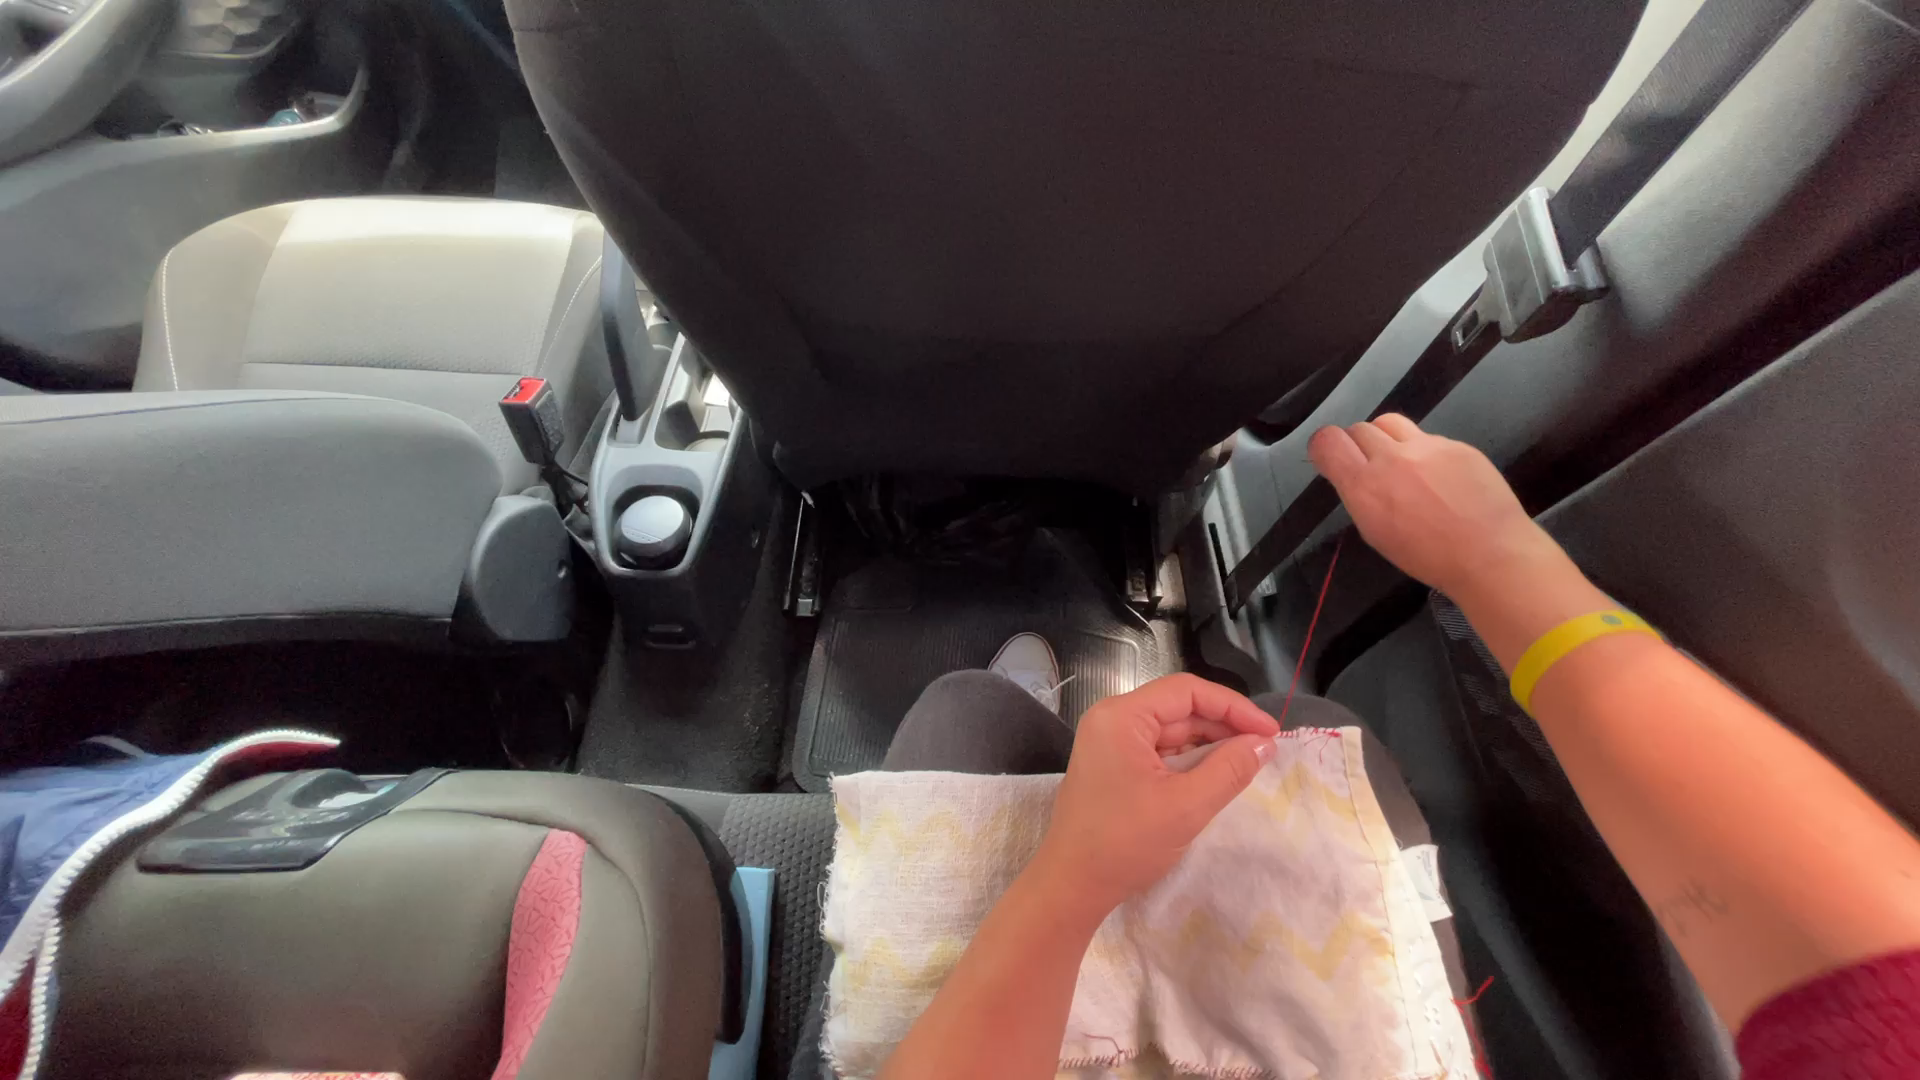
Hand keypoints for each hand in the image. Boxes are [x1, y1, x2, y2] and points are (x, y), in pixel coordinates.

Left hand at [1029, 674, 1277, 916]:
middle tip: (1266, 747)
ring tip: (1248, 760)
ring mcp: (1109, 741)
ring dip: (1208, 742)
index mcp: (1121, 716)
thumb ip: (1229, 769)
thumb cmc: (1126, 842)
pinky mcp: (1113, 763)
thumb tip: (1264, 743)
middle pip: (1177, 707)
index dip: (1232, 706)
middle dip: (1223, 724)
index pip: (1185, 691)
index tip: (1271, 730)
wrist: (1073, 883)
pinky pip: (1157, 748)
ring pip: (1169, 729)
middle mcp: (1111, 718)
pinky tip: (1215, 772)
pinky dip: (1188, 758)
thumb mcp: (1186, 806)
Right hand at [1308, 414, 1559, 597]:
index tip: (1329, 458)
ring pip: (1389, 423)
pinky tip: (1438, 478)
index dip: (1323, 446)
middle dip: (1356, 445)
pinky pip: (1426, 438)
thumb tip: (1353, 475)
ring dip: (1385, 438)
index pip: (1328, 441)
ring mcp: (1427, 447)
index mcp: (1363, 484)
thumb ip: (1358, 494)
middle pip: (1358, 428)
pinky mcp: (1457, 445)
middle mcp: (1391, 458)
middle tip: (1368, 465)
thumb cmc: (1425, 555)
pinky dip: (1422, 452)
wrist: (1489, 554)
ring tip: (1399, 462)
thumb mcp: (1373, 531)